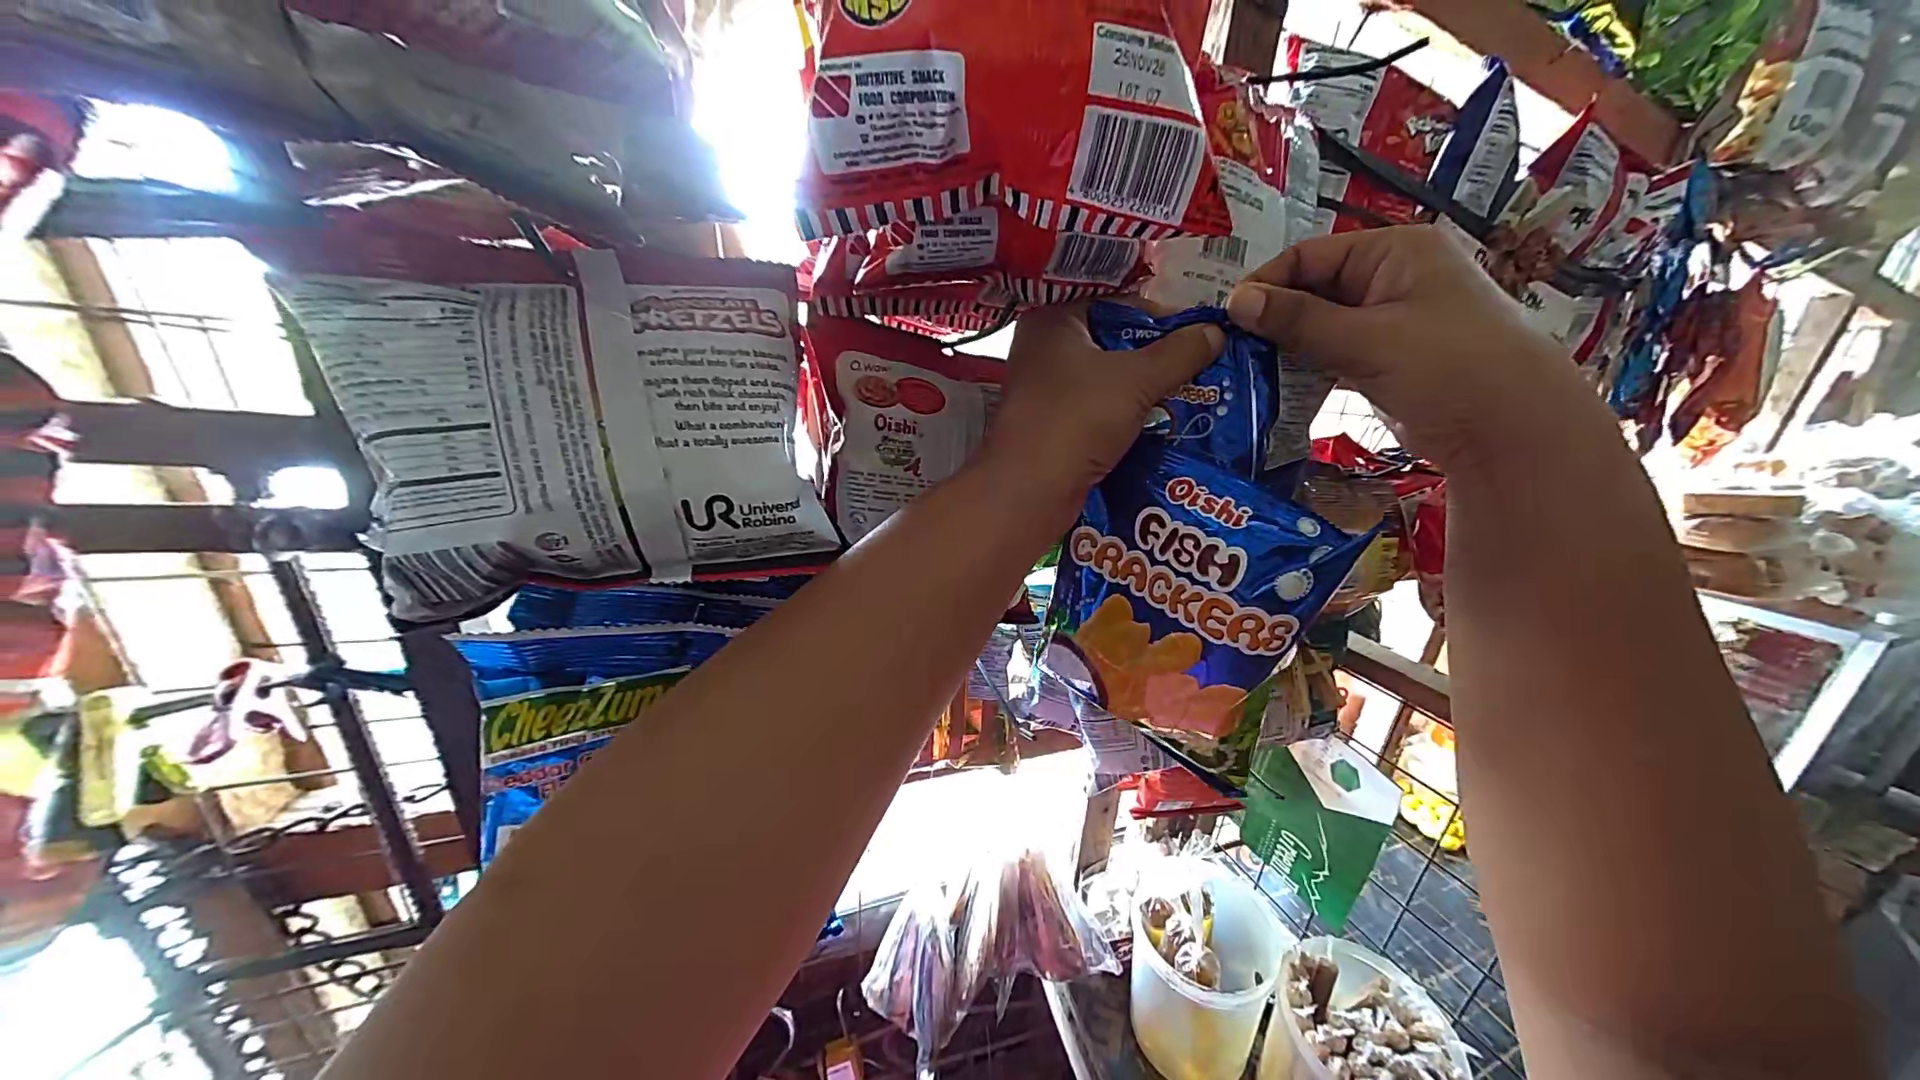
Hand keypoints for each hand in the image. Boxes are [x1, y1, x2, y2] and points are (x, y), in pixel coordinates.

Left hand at [982, 303, 1222, 496]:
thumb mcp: (1136, 379)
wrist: (1030, 492)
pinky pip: (1097, 408)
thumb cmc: (1076, 420)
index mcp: (1052, 320)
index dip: (1158, 313)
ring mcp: (1045, 390)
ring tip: (1187, 390)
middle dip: (1154, 353)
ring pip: (1105, 378)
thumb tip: (1214, 331)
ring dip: (1143, 386)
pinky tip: (1160, 420)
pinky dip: (1126, 413)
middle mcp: (1043, 350)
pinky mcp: (1053, 425)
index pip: (1114, 299)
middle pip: (1110, 339)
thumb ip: (1179, 352)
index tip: (1197, 330)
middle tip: (1198, 360)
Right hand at [1225, 225, 1608, 471]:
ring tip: (1241, 369)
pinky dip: (1301, 368)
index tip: (1226, 317)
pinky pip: (1328, 355)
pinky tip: (1271, 386)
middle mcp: (1388, 278)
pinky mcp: (1380, 360)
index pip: (1309, 256)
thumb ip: (1298, 320)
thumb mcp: (1367, 339)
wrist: (1508, 430)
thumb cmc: (1447, 366)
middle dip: (1271, 319)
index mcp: (1393, 251)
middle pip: (1310, 291)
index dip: (1265, 283)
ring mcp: (1384, 322)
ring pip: (1316, 326)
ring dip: (1282, 347)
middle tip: (1227, 348)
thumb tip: (1235, 301)